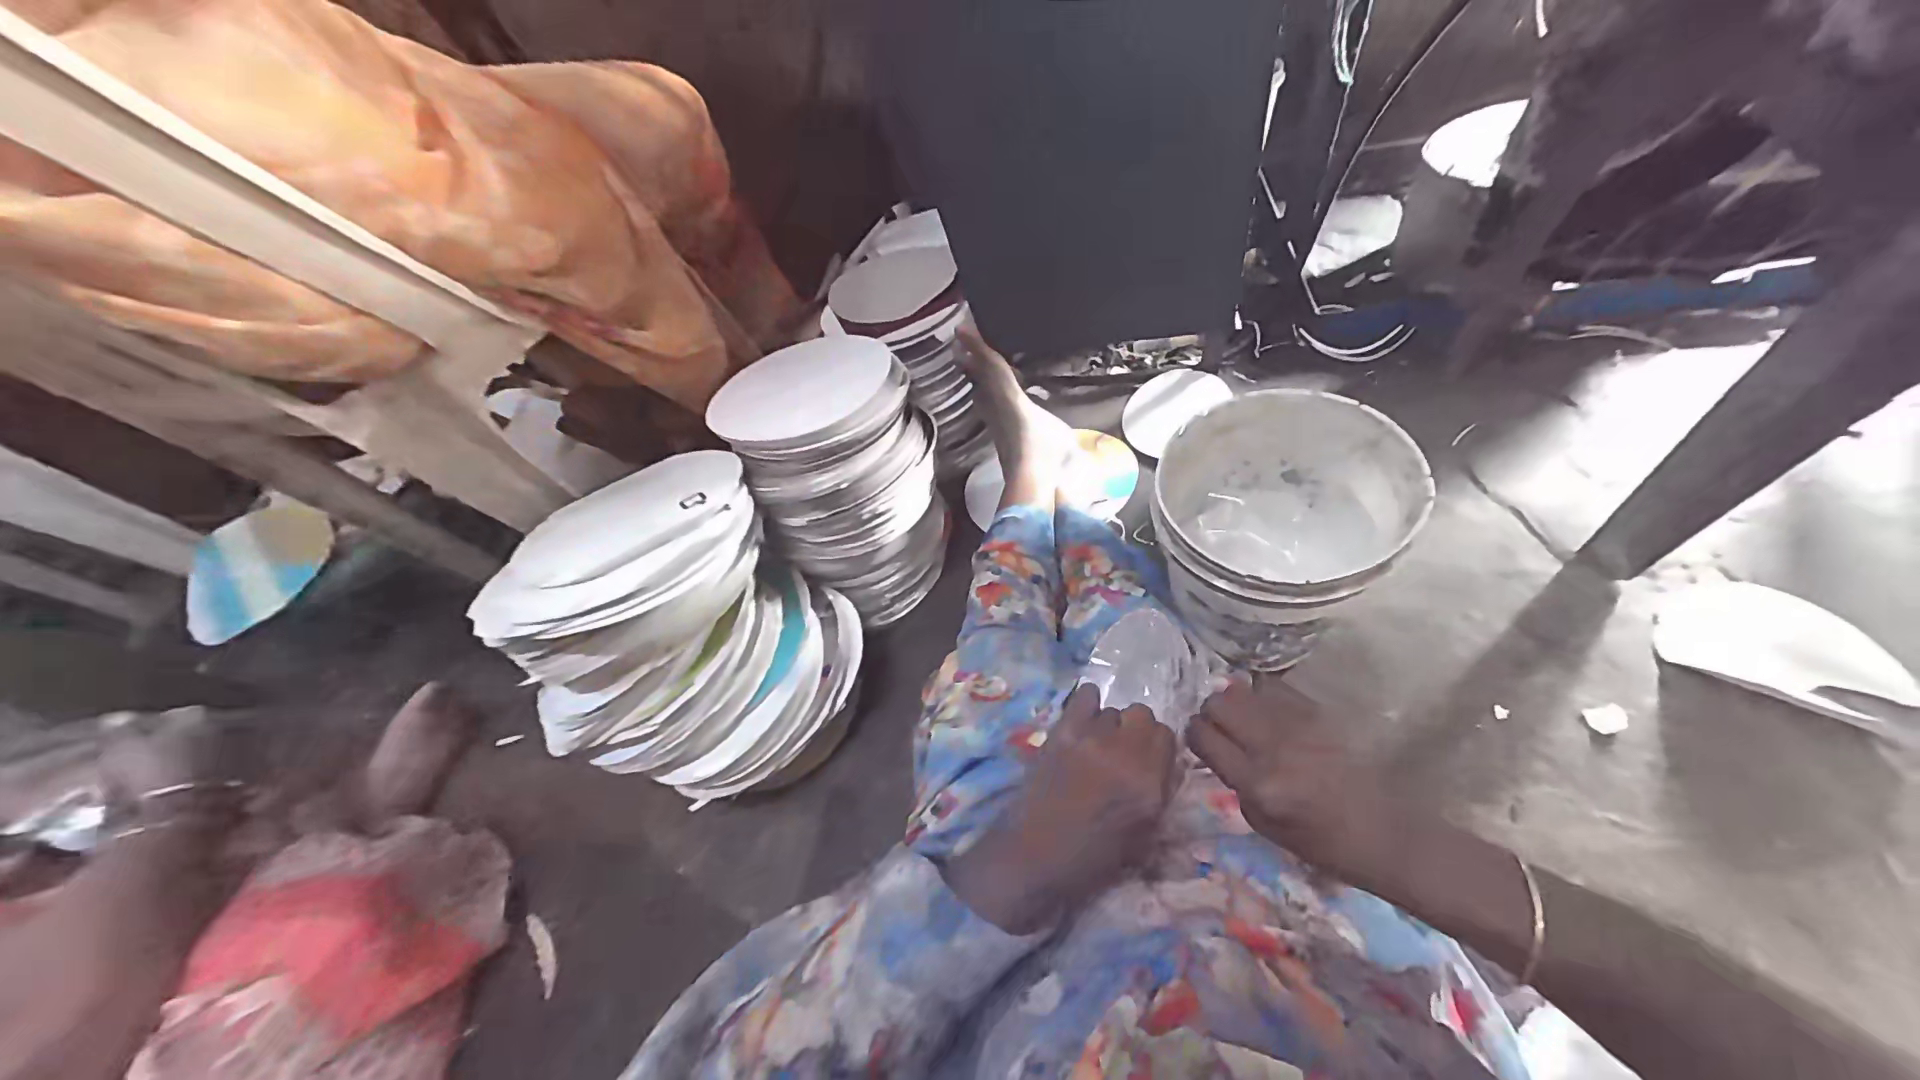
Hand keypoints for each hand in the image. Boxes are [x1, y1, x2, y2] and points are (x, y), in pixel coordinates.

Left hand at [943, 685, 1176, 932]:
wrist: (1035, 855)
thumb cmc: (1090, 858)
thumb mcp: (1143, 837)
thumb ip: (1161, 794)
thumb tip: (1167, 765)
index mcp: (1150, 785)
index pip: (1167, 737)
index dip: (1157, 747)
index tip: (1146, 758)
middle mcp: (1127, 755)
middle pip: (1143, 715)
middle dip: (1136, 729)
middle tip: (1122, 749)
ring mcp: (1093, 739)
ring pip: (1113, 710)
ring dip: (1108, 725)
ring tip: (1094, 746)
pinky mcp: (1063, 731)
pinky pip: (1085, 695)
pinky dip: (1086, 704)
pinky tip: (1081, 721)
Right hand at [1188, 679, 1392, 885]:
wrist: (1387, 834)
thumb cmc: (1322, 842)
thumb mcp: (1263, 824)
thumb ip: (1233, 780)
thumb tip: (1214, 745)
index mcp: (1256, 784)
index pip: (1203, 737)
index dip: (1194, 734)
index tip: (1201, 740)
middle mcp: (1273, 748)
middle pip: (1217, 704)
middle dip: (1211, 713)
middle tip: (1221, 728)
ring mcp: (1298, 725)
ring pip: (1242, 689)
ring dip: (1236, 702)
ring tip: (1247, 720)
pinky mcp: (1319, 712)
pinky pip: (1273, 687)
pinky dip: (1263, 698)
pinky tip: (1272, 715)